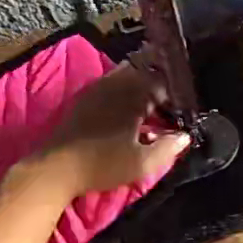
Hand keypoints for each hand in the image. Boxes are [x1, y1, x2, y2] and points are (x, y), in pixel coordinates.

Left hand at [25, 64, 190, 197]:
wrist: (57, 168)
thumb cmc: (103, 164)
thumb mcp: (143, 163)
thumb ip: (169, 148)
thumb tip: (185, 136)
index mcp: (134, 94)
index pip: (164, 83)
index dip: (176, 97)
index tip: (182, 113)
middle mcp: (116, 83)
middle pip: (146, 74)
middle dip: (160, 88)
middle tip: (169, 109)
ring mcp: (98, 88)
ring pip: (128, 76)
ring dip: (141, 89)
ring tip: (151, 110)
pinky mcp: (84, 98)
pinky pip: (112, 85)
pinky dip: (124, 93)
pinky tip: (127, 114)